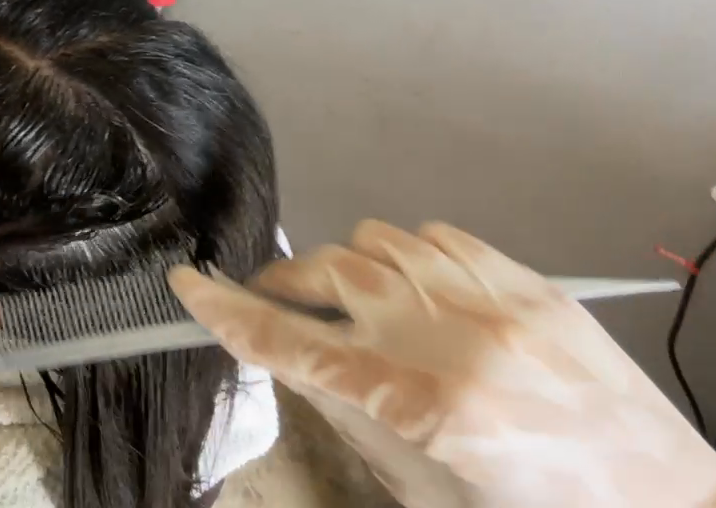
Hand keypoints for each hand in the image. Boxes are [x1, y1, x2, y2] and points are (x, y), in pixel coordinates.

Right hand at [168, 221, 715, 507]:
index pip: (294, 345)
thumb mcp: (424, 486)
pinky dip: (402, 254)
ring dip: (346, 268)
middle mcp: (453, 339)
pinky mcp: (528, 281)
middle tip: (277, 305)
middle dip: (283, 286)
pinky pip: (429, 234)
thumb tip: (278, 351)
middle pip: (326, 275)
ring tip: (360, 302)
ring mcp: (495, 301)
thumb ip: (343, 409)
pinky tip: (415, 287)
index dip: (229, 313)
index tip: (188, 286)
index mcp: (427, 406)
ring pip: (372, 241)